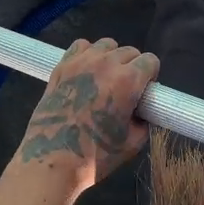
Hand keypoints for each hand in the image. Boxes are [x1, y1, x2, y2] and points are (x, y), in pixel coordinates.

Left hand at [15, 39, 158, 191]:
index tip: (144, 89)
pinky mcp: (62, 65)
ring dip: (111, 58)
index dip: (150, 75)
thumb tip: (143, 111)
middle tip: (125, 89)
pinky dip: (88, 54)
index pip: (150, 60)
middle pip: (130, 51)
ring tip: (105, 78)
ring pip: (107, 45)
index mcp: (128, 80)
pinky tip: (86, 72)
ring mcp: (82, 61)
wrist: (53, 160)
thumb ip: (144, 120)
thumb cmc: (96, 155)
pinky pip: (81, 45)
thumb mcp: (133, 143)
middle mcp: (106, 63)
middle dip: (133, 67)